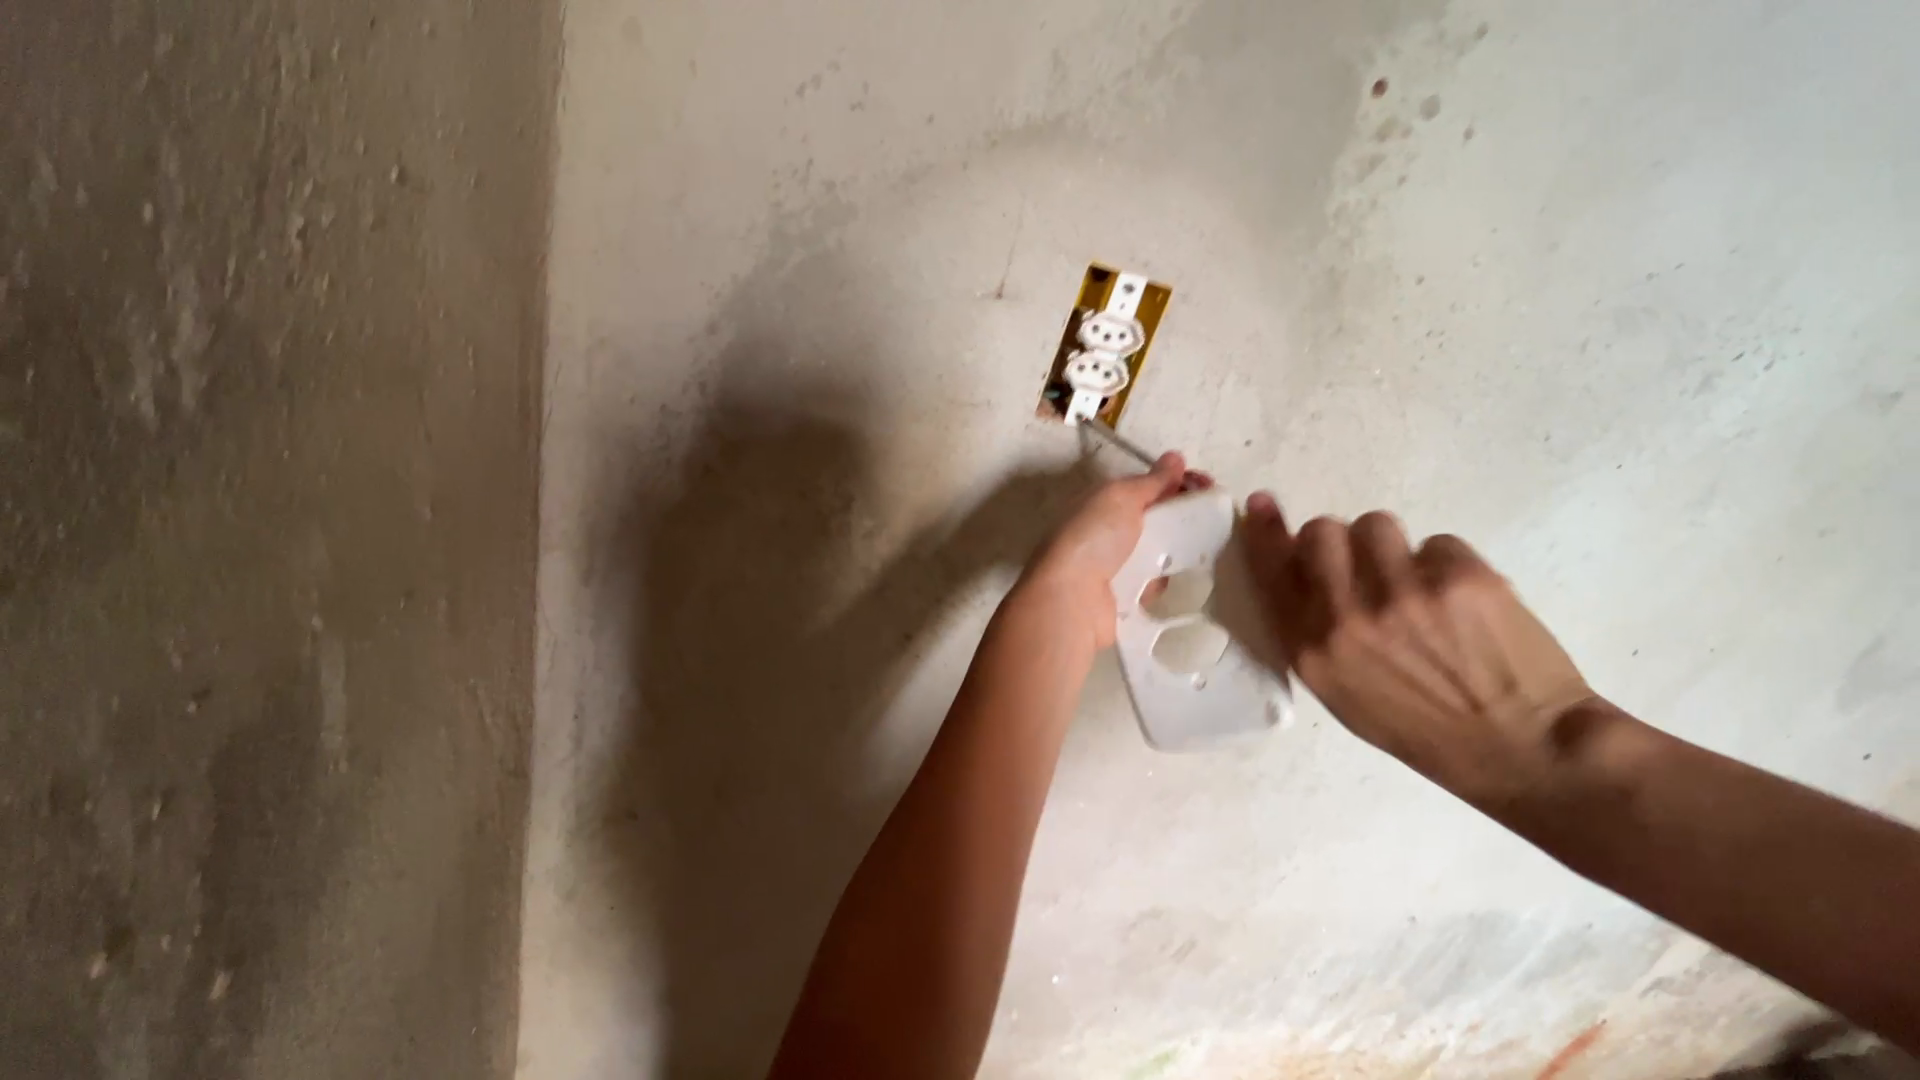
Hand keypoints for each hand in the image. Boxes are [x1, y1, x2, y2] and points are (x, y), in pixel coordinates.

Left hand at [1012, 453, 1205, 652]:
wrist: (1071, 599)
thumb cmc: (1093, 539)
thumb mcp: (1120, 497)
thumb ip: (1150, 481)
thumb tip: (1175, 457)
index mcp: (1100, 502)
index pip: (1145, 486)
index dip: (1176, 482)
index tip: (1207, 485)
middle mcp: (1104, 531)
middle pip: (1152, 519)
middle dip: (1181, 516)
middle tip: (1213, 517)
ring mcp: (1111, 565)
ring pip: (1155, 552)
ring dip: (1174, 551)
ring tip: (1199, 550)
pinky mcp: (1120, 596)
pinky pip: (1150, 583)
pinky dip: (1160, 582)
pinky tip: (1176, 580)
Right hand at [1243, 494, 1600, 805]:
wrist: (1523, 747)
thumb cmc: (1422, 728)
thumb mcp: (1344, 691)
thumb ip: (1315, 633)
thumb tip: (1301, 573)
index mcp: (1313, 651)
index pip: (1272, 571)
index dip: (1264, 531)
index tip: (1261, 502)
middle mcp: (1347, 616)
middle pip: (1322, 530)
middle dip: (1340, 540)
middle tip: (1365, 565)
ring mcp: (1404, 593)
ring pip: (1376, 524)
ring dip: (1391, 547)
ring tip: (1418, 583)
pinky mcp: (1460, 577)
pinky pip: (1437, 542)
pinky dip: (1446, 565)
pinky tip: (1462, 602)